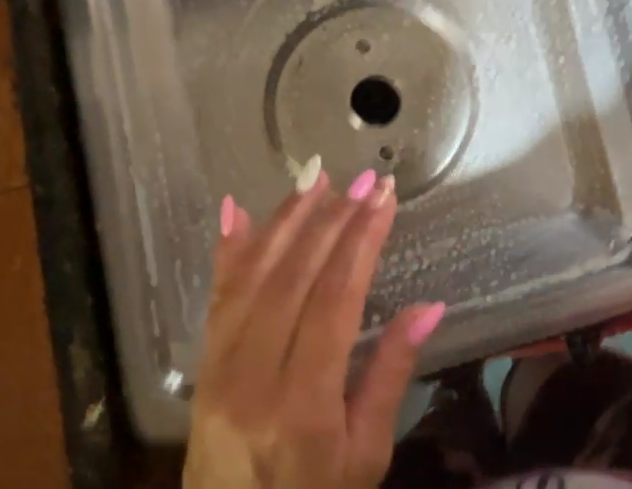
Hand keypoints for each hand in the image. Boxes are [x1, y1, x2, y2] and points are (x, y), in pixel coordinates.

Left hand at [185, 171, 446, 488]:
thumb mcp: (366, 454)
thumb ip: (390, 376)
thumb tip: (429, 307)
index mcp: (302, 406)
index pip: (334, 302)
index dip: (361, 242)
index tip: (384, 197)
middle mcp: (251, 379)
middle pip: (292, 280)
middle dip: (331, 220)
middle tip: (363, 178)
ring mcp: (218, 371)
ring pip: (252, 278)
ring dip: (286, 221)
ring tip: (318, 178)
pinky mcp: (202, 368)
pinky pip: (216, 298)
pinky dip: (230, 250)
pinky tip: (238, 210)